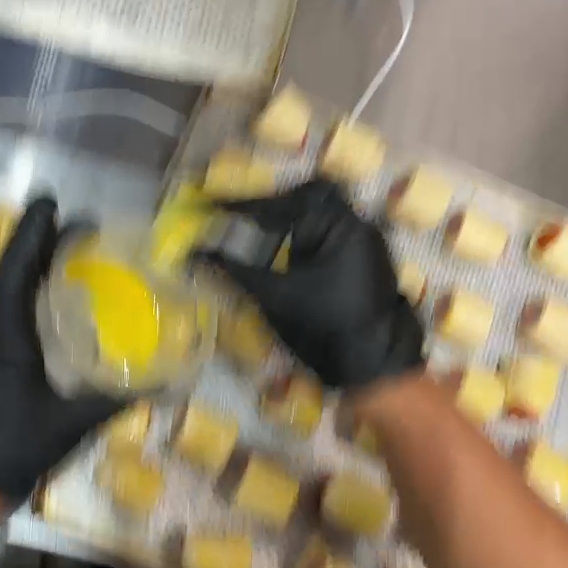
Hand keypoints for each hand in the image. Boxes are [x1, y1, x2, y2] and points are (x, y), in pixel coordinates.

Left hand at [0, 198, 124, 509]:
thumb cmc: (15, 447)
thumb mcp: (72, 423)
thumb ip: (117, 399)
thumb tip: (167, 382)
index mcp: (6, 336)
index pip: (17, 270)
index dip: (33, 233)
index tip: (53, 203)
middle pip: (9, 270)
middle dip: (38, 239)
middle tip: (74, 222)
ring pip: (2, 287)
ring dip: (29, 261)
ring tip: (62, 247)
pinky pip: (1, 306)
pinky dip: (23, 287)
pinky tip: (45, 295)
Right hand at [197, 178, 424, 390]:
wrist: (372, 367)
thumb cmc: (323, 327)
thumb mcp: (274, 296)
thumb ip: (235, 269)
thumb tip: (195, 253)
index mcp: (341, 225)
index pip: (287, 200)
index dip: (249, 203)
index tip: (217, 206)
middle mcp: (358, 226)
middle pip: (306, 200)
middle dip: (269, 208)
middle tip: (236, 218)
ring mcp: (365, 245)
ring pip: (318, 218)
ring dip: (284, 225)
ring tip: (250, 235)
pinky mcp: (363, 264)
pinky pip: (328, 238)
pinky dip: (300, 241)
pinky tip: (277, 256)